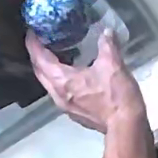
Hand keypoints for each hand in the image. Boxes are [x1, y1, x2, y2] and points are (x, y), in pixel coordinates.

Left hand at [26, 28, 146, 133]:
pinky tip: (73, 74)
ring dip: (49, 69)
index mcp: (62, 80)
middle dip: (38, 55)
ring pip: (50, 84)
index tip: (31, 31)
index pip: (39, 58)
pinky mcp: (75, 113)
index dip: (33, 43)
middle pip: (40, 72)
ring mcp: (65, 106)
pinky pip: (60, 92)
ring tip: (57, 55)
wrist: (126, 126)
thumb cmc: (116, 95)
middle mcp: (57, 94)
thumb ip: (107, 44)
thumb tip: (107, 31)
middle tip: (43, 40)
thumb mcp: (113, 64)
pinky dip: (61, 80)